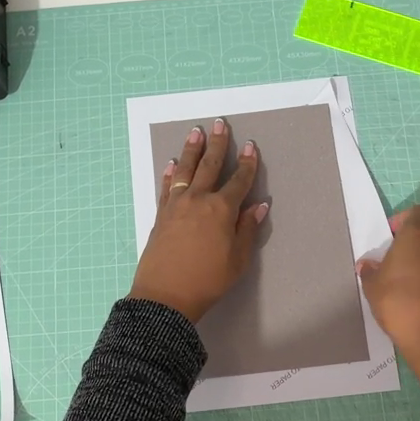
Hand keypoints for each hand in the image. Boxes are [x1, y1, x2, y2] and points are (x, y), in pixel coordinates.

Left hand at [129, 118, 268, 322]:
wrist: (165, 296)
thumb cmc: (208, 280)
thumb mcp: (238, 260)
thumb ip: (247, 230)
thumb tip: (259, 206)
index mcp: (221, 210)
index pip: (238, 181)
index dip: (246, 163)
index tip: (250, 146)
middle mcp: (198, 200)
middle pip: (210, 166)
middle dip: (217, 144)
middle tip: (220, 124)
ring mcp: (176, 205)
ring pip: (185, 170)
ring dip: (192, 149)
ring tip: (195, 132)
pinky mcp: (160, 215)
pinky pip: (166, 187)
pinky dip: (170, 173)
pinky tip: (172, 164)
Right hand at [357, 205, 419, 413]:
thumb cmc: (398, 302)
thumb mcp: (372, 286)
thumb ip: (370, 271)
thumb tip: (368, 265)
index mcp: (417, 237)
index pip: (418, 212)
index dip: (404, 220)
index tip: (390, 237)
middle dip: (409, 247)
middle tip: (391, 265)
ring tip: (403, 286)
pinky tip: (417, 300)